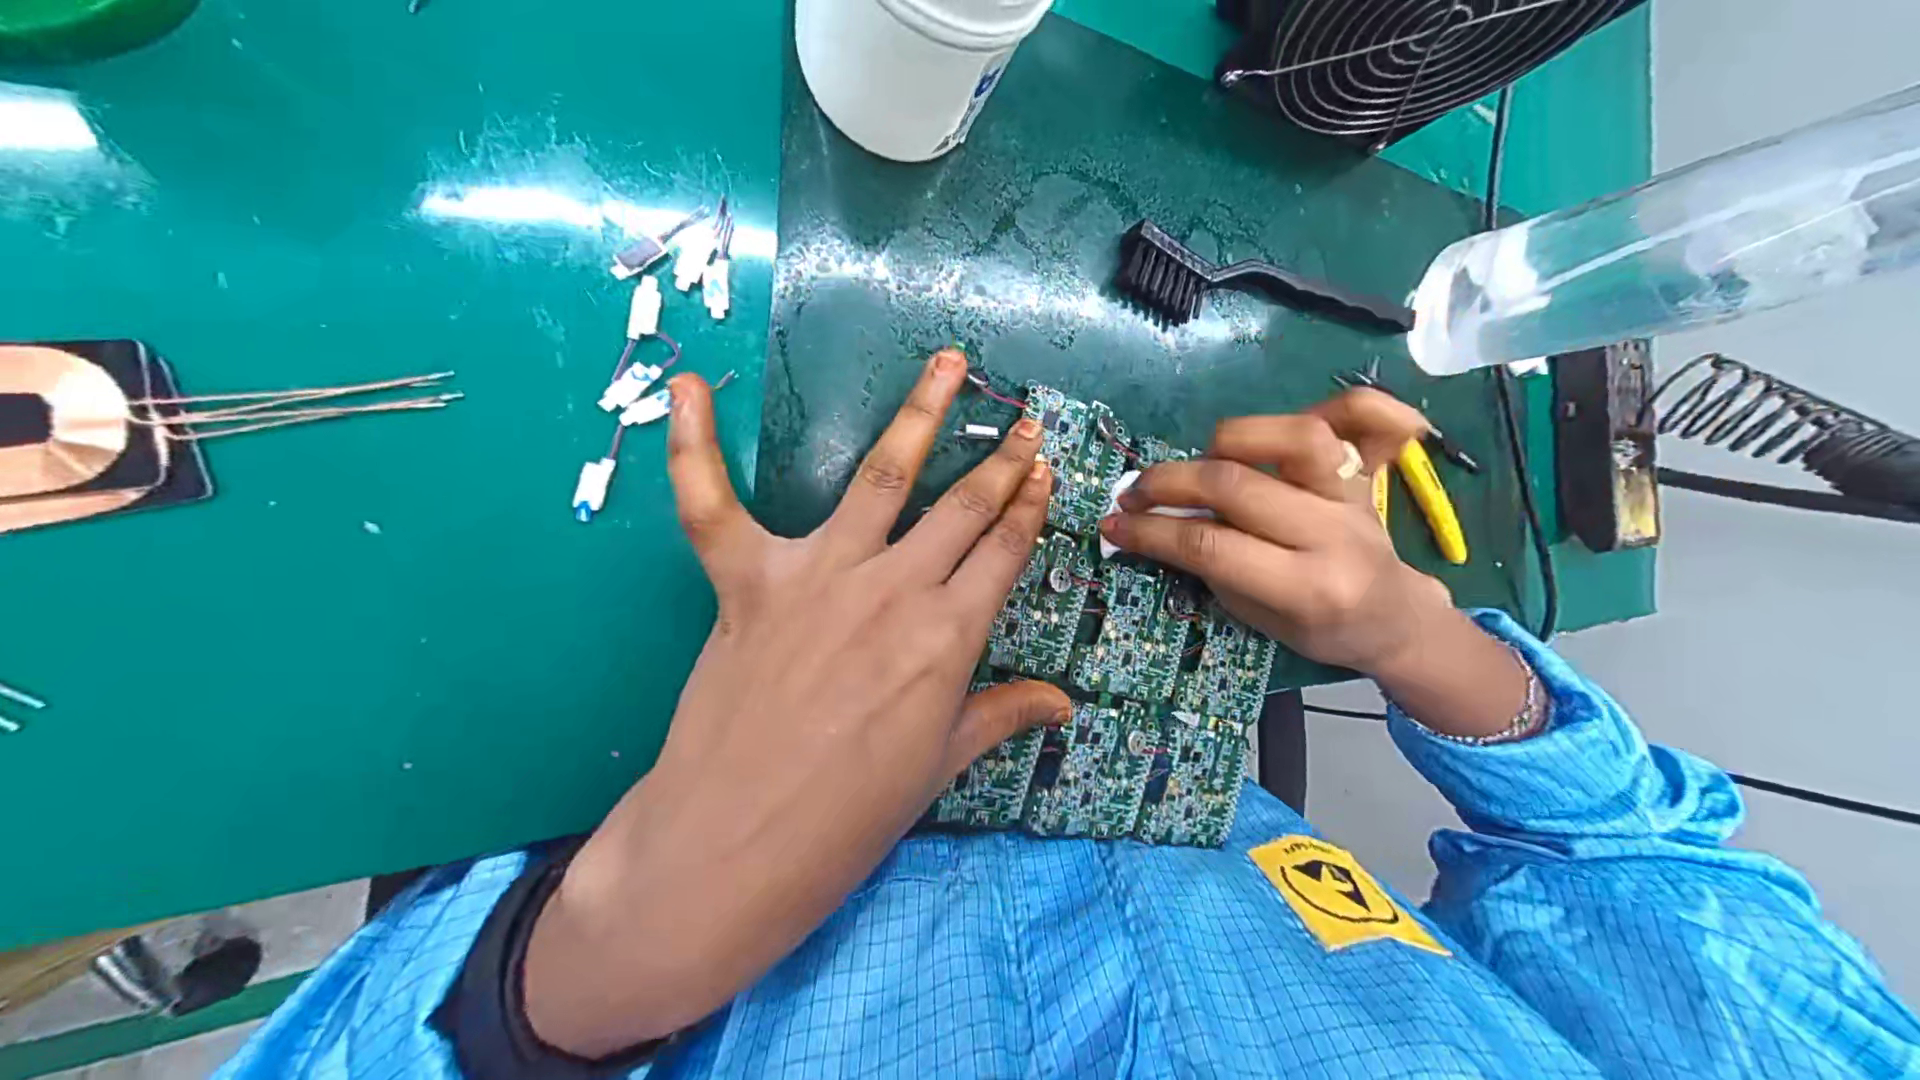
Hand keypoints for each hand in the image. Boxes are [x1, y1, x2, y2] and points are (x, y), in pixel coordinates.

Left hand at [525, 349, 1070, 1055]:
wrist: (734, 848)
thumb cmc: (850, 817)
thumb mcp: (939, 766)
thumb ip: (1001, 715)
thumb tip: (1064, 702)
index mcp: (949, 638)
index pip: (1004, 552)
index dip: (1030, 508)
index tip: (1046, 471)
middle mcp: (894, 591)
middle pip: (963, 508)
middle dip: (1002, 461)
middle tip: (1026, 421)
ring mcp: (819, 576)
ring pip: (883, 477)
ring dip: (921, 414)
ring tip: (947, 363)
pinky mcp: (747, 581)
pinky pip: (713, 504)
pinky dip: (696, 447)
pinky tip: (693, 389)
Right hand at [1100, 388, 1451, 675]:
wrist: (1393, 618)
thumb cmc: (1316, 629)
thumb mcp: (1252, 614)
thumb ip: (1208, 564)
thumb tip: (1154, 520)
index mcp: (1304, 587)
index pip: (1210, 546)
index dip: (1150, 531)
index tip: (1113, 524)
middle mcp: (1331, 534)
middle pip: (1235, 485)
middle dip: (1167, 483)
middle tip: (1133, 493)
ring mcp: (1351, 496)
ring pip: (1293, 436)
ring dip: (1228, 441)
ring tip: (1201, 460)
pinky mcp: (1360, 471)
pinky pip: (1355, 413)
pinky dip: (1322, 402)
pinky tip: (1281, 423)